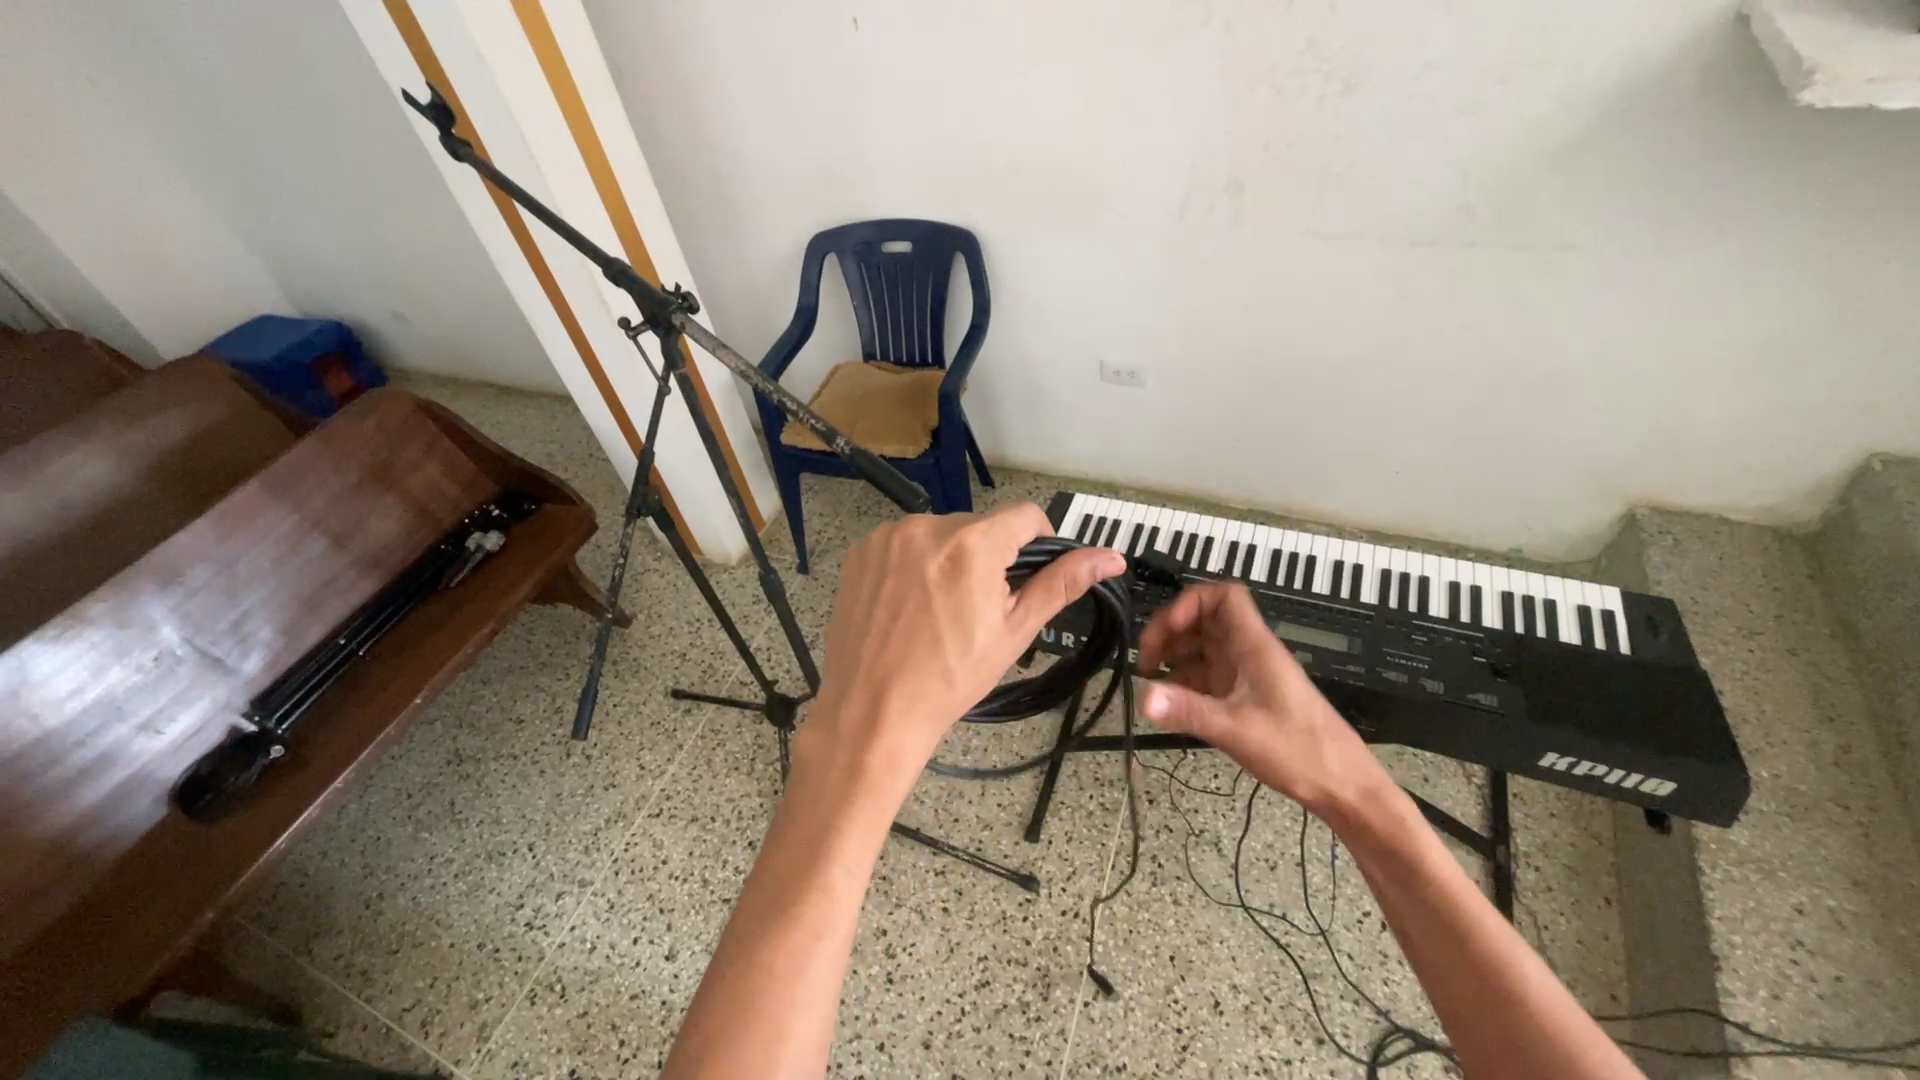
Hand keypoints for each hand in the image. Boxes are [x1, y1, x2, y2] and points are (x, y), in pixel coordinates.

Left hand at [800, 503, 1126, 799]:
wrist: (874, 709)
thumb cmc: (951, 677)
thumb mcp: (1014, 631)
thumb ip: (1062, 583)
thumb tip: (1110, 556)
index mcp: (972, 544)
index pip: (1025, 514)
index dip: (1039, 542)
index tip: (1028, 577)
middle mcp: (927, 526)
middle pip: (980, 526)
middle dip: (989, 557)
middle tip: (979, 607)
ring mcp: (888, 537)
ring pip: (940, 533)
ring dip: (949, 558)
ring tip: (939, 609)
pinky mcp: (860, 551)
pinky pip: (902, 543)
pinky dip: (913, 564)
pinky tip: (909, 604)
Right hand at [1136, 582, 1388, 815]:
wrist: (1341, 784)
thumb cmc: (1299, 750)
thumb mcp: (1237, 730)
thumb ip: (1188, 711)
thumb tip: (1143, 697)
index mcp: (1254, 647)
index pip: (1224, 596)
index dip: (1191, 602)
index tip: (1168, 628)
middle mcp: (1249, 653)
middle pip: (1206, 620)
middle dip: (1171, 631)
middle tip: (1145, 659)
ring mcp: (1247, 675)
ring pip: (1204, 648)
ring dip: (1175, 655)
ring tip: (1149, 679)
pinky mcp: (1246, 698)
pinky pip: (1208, 677)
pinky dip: (1185, 682)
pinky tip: (1169, 703)